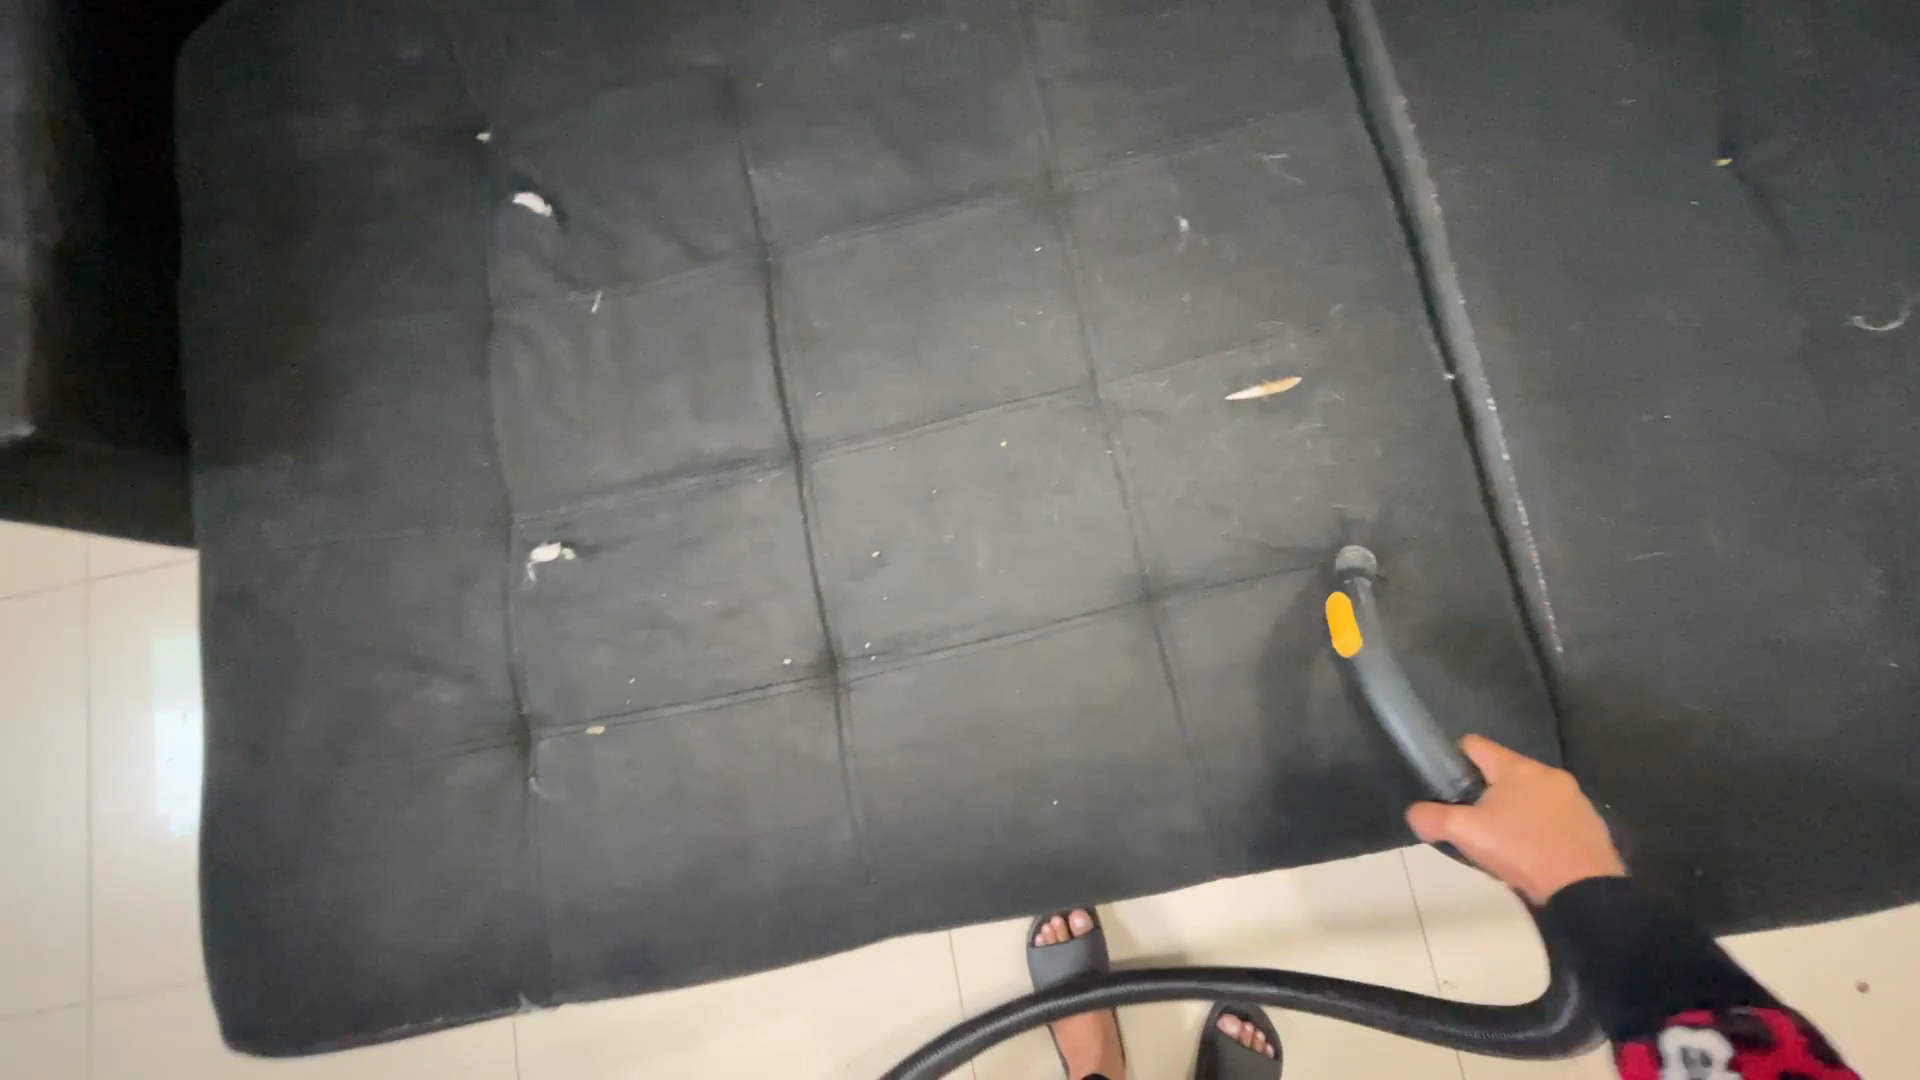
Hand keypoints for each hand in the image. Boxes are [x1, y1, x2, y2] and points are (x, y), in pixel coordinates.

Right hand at [1406, 735, 1625, 904]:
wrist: (1588, 894)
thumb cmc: (1521, 851)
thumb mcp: (1463, 833)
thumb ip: (1429, 818)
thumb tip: (1416, 815)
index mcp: (1517, 768)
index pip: (1474, 745)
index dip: (1453, 760)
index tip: (1447, 787)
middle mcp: (1549, 774)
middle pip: (1502, 772)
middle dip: (1484, 791)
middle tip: (1473, 821)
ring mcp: (1576, 800)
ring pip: (1529, 794)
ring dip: (1514, 810)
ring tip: (1504, 841)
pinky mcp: (1594, 826)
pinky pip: (1554, 816)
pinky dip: (1539, 828)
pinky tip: (1532, 853)